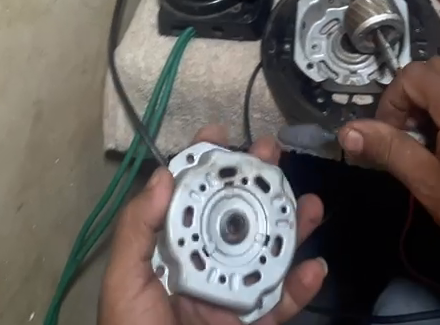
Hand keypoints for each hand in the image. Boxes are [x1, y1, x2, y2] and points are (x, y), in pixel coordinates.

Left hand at [99, 125, 326, 324]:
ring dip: (292, 226)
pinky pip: (281, 305)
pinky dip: (301, 288)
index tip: (221, 133)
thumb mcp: (123, 282)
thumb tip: (165, 174)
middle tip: (273, 154)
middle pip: (236, 214)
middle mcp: (205, 264)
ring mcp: (230, 296)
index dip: (206, 162)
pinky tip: (316, 268)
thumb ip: (137, 229)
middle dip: (257, 181)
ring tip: (310, 204)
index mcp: (172, 249)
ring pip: (267, 252)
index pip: (191, 196)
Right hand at [338, 58, 439, 324]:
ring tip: (435, 145)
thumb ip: (388, 149)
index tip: (389, 135)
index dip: (392, 100)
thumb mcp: (430, 185)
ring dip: (439, 100)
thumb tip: (347, 131)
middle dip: (414, 94)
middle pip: (437, 69)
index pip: (413, 74)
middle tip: (408, 135)